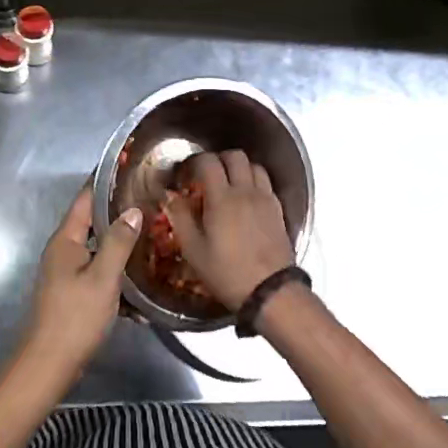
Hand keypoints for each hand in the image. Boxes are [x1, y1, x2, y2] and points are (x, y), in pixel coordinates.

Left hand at [17, 188, 140, 386]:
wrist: (49, 364)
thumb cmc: (75, 316)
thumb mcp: (103, 277)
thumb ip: (118, 242)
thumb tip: (132, 210)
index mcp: (65, 240)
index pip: (84, 200)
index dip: (104, 183)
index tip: (129, 170)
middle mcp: (62, 251)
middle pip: (91, 223)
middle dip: (118, 214)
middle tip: (149, 204)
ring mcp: (65, 273)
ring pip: (97, 250)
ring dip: (120, 246)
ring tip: (151, 238)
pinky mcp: (72, 293)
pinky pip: (97, 273)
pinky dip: (116, 275)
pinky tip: (139, 284)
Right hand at [166, 150, 293, 310]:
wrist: (270, 291)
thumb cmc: (227, 272)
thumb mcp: (193, 249)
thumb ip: (180, 217)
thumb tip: (169, 196)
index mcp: (222, 198)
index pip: (208, 161)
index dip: (194, 161)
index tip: (185, 174)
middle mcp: (246, 192)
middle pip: (235, 156)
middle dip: (218, 159)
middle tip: (206, 175)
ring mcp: (265, 200)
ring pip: (254, 166)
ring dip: (239, 168)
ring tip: (228, 184)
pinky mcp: (278, 211)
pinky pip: (266, 184)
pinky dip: (254, 182)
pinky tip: (246, 200)